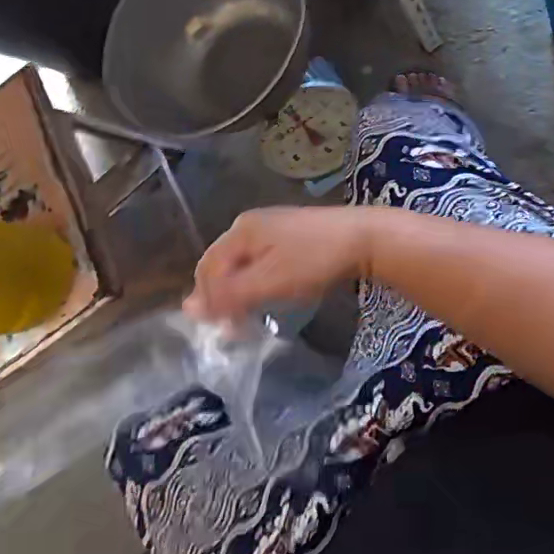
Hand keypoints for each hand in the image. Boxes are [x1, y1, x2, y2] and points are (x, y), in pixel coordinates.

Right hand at [187, 206, 376, 320]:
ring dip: (245, 290)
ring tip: (257, 313)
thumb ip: (228, 296)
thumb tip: (187, 308)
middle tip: (240, 325)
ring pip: (246, 264)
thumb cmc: (315, 260)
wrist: (366, 238)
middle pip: (224, 264)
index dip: (209, 301)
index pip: (207, 269)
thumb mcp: (268, 282)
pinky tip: (278, 293)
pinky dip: (264, 280)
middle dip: (226, 296)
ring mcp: (275, 226)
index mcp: (241, 230)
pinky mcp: (294, 234)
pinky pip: (265, 260)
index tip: (227, 329)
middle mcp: (252, 223)